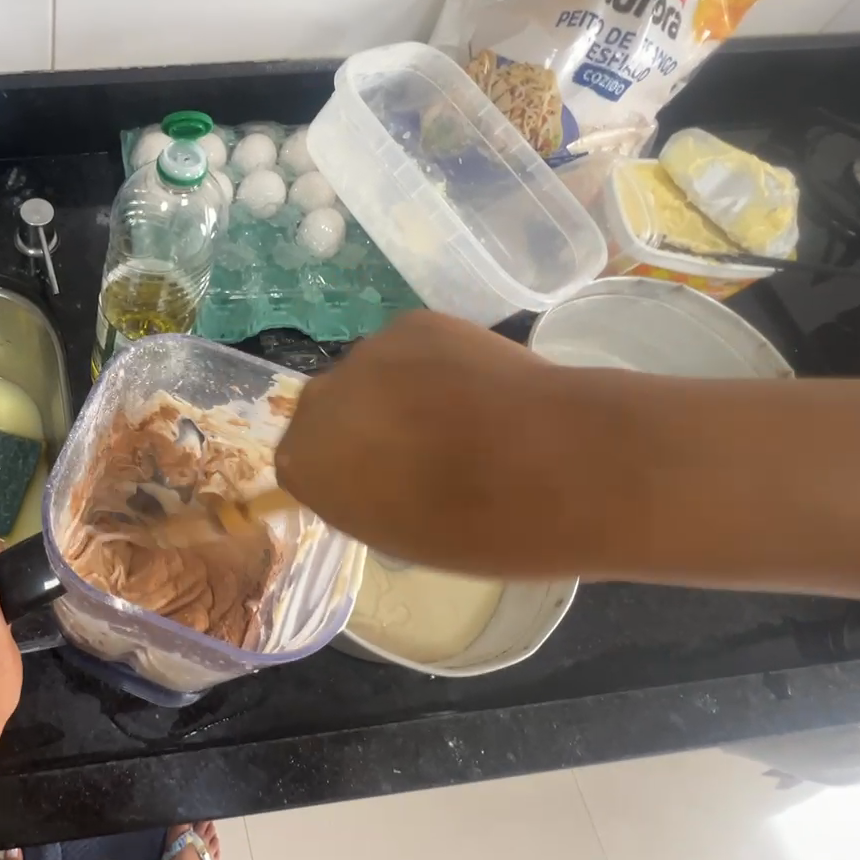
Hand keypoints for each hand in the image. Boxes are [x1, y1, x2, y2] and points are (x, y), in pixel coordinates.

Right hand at [276, 311, 631, 577]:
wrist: (556, 466)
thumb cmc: (475, 528)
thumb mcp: (397, 535)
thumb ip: (359, 496)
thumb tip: (374, 473)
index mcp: (303, 463)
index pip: (307, 463)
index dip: (346, 472)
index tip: (384, 485)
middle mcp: (317, 402)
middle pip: (331, 412)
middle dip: (363, 425)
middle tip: (421, 451)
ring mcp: (363, 356)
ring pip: (372, 376)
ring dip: (400, 391)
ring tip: (462, 417)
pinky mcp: (412, 324)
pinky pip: (412, 347)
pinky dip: (437, 362)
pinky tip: (478, 387)